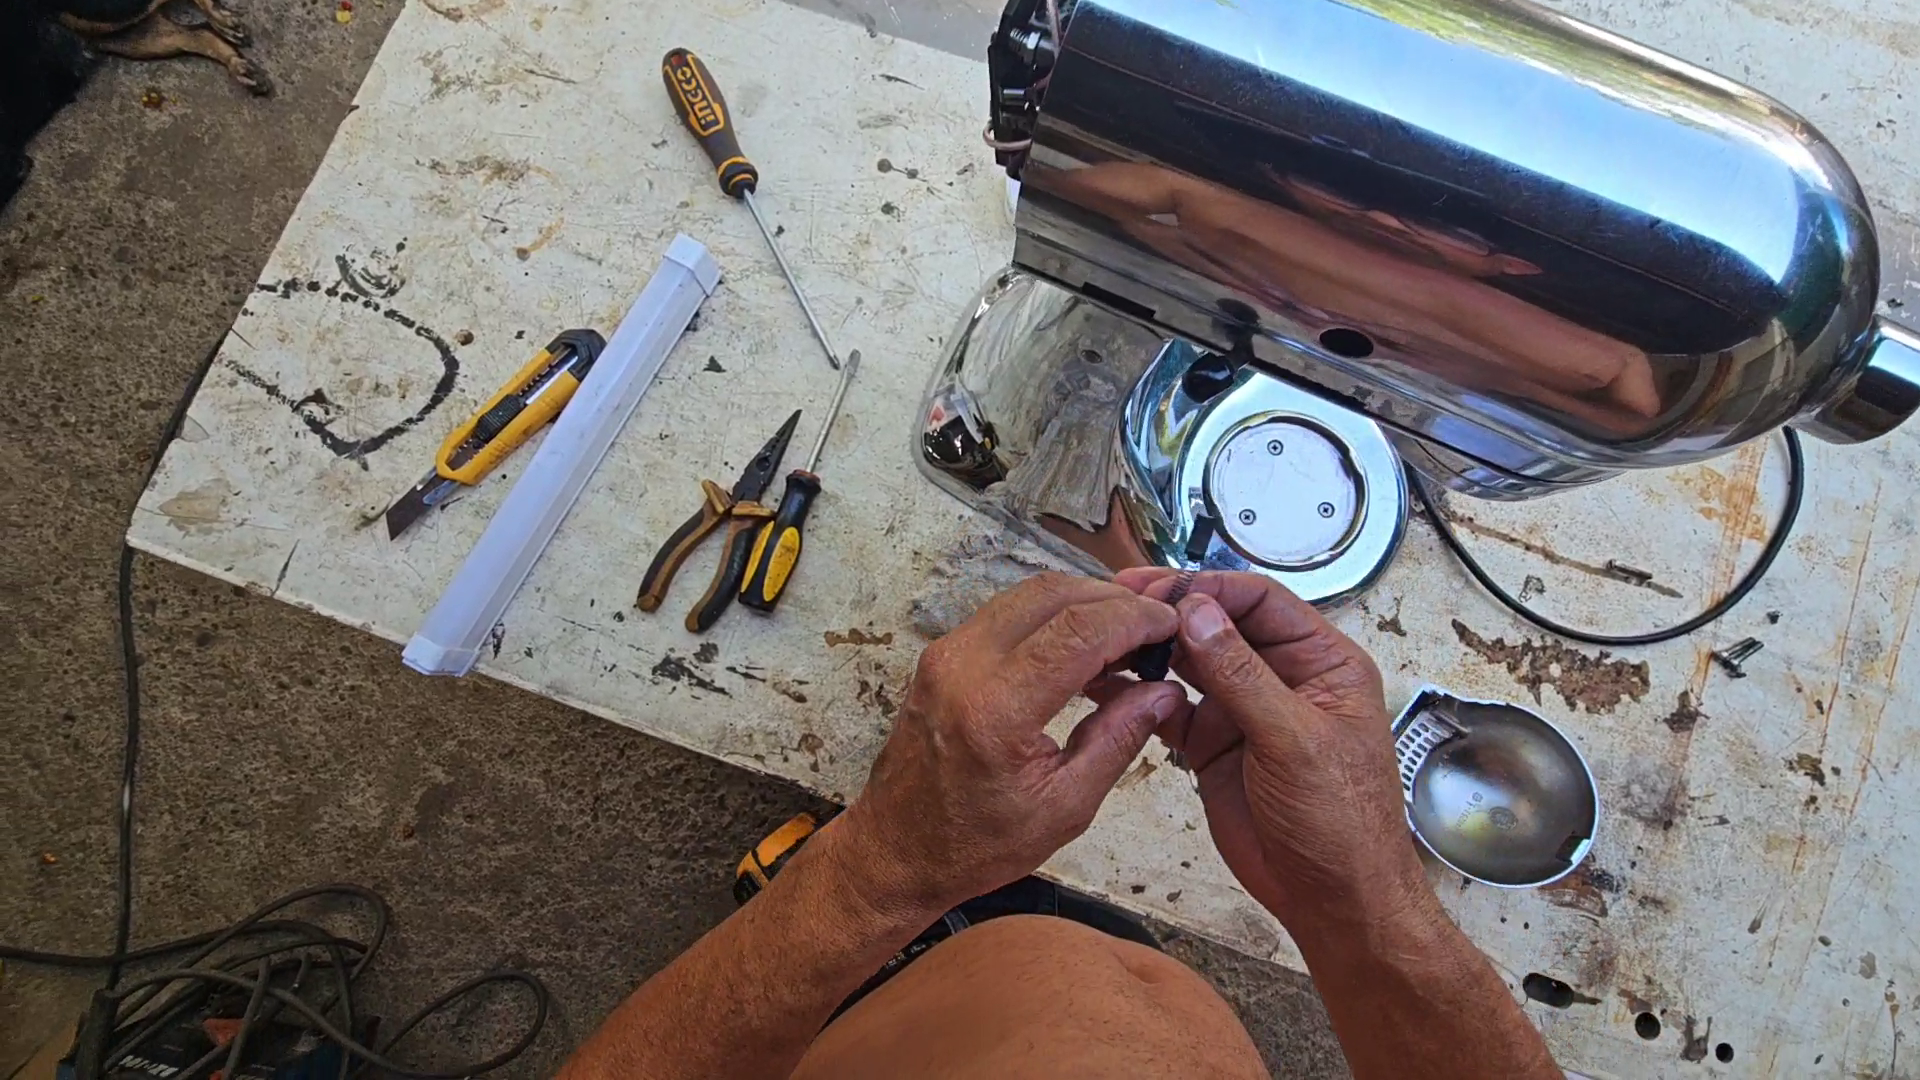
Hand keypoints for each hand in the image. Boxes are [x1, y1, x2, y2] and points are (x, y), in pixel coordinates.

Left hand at [837, 573, 1185, 916]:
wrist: (895, 847)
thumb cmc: (978, 843)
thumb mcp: (1065, 807)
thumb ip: (1119, 739)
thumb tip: (1166, 690)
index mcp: (996, 707)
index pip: (1079, 630)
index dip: (1134, 618)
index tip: (1173, 624)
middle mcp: (965, 662)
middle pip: (1053, 595)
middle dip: (1114, 599)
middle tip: (1157, 623)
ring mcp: (947, 650)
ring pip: (1028, 594)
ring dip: (1084, 600)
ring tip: (1128, 631)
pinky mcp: (942, 651)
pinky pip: (1007, 611)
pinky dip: (1052, 614)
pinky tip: (1083, 643)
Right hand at [1108, 569, 1430, 931]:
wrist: (1330, 902)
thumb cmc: (1342, 824)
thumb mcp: (1293, 740)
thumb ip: (1241, 675)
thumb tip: (1196, 613)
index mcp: (1319, 662)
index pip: (1259, 601)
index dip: (1209, 588)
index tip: (1161, 589)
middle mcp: (1277, 675)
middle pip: (1217, 623)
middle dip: (1171, 610)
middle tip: (1121, 599)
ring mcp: (1240, 707)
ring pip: (1188, 660)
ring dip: (1151, 648)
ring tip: (1111, 637)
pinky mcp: (1210, 739)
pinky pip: (1169, 704)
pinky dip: (1141, 694)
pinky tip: (1111, 685)